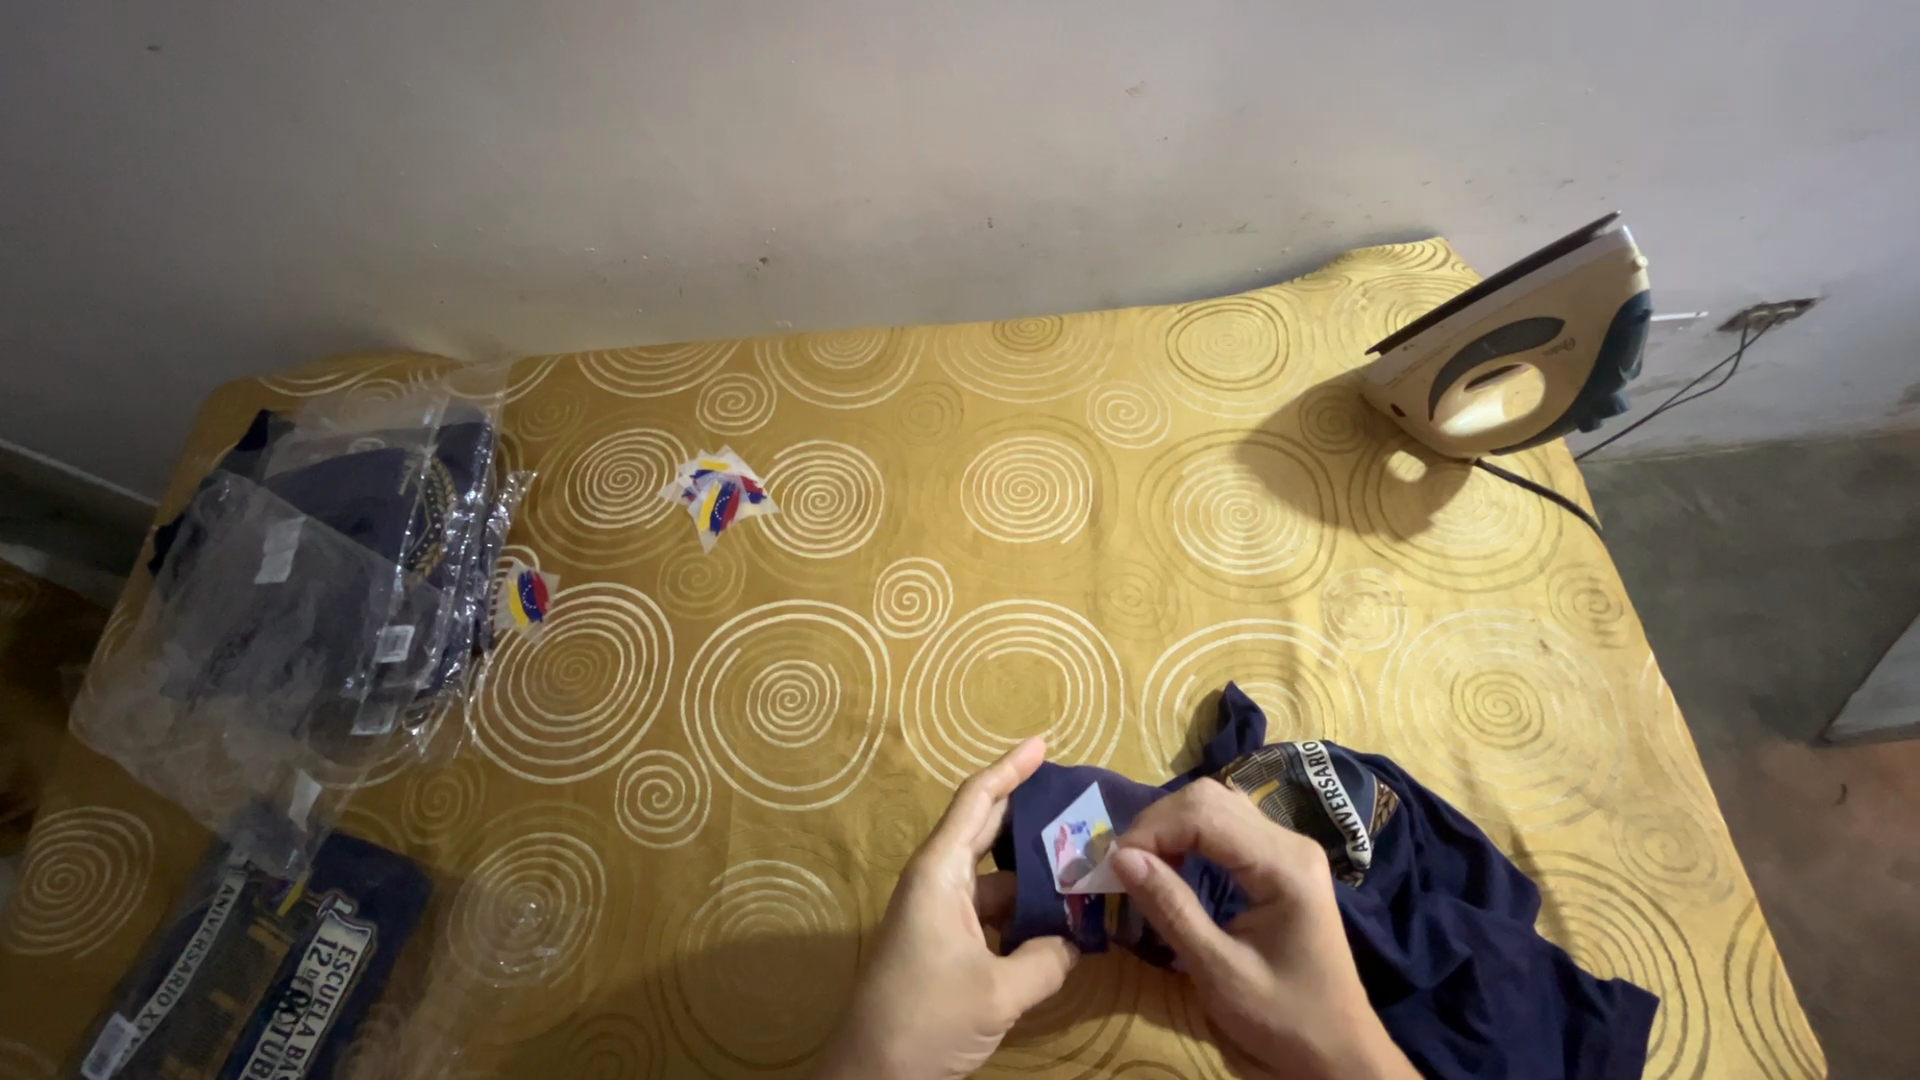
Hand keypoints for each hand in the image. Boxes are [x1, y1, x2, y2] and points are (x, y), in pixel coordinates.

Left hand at [817, 738, 1078, 1079]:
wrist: (872, 1078)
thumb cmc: (925, 1018)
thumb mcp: (997, 993)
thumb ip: (1045, 962)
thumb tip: (1073, 942)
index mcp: (941, 872)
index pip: (977, 800)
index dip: (1010, 768)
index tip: (1042, 744)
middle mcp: (940, 881)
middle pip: (988, 830)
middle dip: (1030, 815)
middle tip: (1079, 804)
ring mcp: (943, 913)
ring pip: (998, 879)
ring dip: (1036, 877)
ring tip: (1086, 870)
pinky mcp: (947, 943)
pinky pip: (994, 914)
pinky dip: (1025, 915)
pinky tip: (1062, 925)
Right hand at [1110, 780, 1417, 1079]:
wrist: (1342, 1054)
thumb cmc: (1285, 1022)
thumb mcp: (1219, 974)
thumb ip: (1171, 909)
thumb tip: (1120, 857)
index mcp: (1284, 865)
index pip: (1204, 815)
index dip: (1152, 830)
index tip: (1114, 865)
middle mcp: (1290, 841)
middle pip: (1208, 799)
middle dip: (1157, 824)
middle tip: (1125, 864)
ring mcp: (1288, 846)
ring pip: (1214, 803)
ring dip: (1171, 824)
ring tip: (1144, 862)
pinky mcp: (1281, 856)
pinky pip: (1225, 821)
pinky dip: (1189, 832)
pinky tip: (1173, 861)